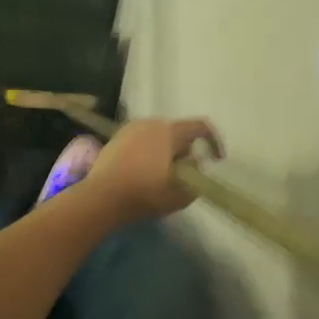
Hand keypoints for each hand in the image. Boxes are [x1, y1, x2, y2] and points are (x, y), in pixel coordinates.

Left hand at [81, 117, 223, 221]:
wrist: (102, 196)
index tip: (216, 159)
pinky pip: (140, 141)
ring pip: (157, 135)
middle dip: (186, 149)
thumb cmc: (146, 193)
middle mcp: (150, 123)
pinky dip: (147, 152)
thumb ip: (196, 177)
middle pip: (177, 131)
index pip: (200, 126)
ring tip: (164, 173)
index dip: (213, 141)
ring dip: (165, 150)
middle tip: (187, 171)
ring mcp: (130, 128)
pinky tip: (143, 172)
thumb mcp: (182, 193)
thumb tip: (193, 165)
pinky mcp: (115, 139)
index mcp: (170, 131)